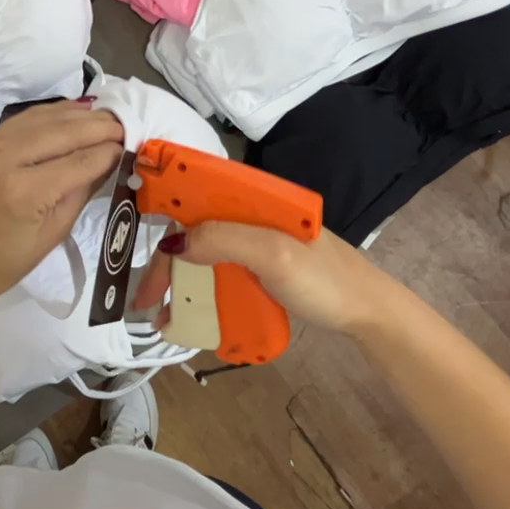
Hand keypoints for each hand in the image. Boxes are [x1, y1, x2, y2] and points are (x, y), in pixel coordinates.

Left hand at [0, 102, 124, 314]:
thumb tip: (112, 160)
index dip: (110, 150)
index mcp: (25, 191)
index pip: (81, 160)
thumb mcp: (53, 233)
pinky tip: (75, 114)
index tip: (134, 143)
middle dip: (100, 125)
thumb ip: (82, 191)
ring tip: (108, 116)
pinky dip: (54, 113)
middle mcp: (6, 158)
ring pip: (45, 117)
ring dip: (79, 114)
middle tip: (128, 124)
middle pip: (64, 131)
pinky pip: (26, 118)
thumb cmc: (5, 262)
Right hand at [133, 222, 398, 336]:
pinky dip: (200, 291)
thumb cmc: (326, 280)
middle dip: (165, 263)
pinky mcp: (261, 267)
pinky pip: (220, 273)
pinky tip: (189, 314)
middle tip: (147, 301)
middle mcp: (248, 215)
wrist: (371, 315)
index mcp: (251, 198)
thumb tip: (171, 242)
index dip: (161, 212)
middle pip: (193, 230)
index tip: (137, 244)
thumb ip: (223, 239)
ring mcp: (255, 242)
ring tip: (162, 315)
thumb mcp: (273, 255)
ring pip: (203, 254)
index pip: (193, 193)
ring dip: (179, 281)